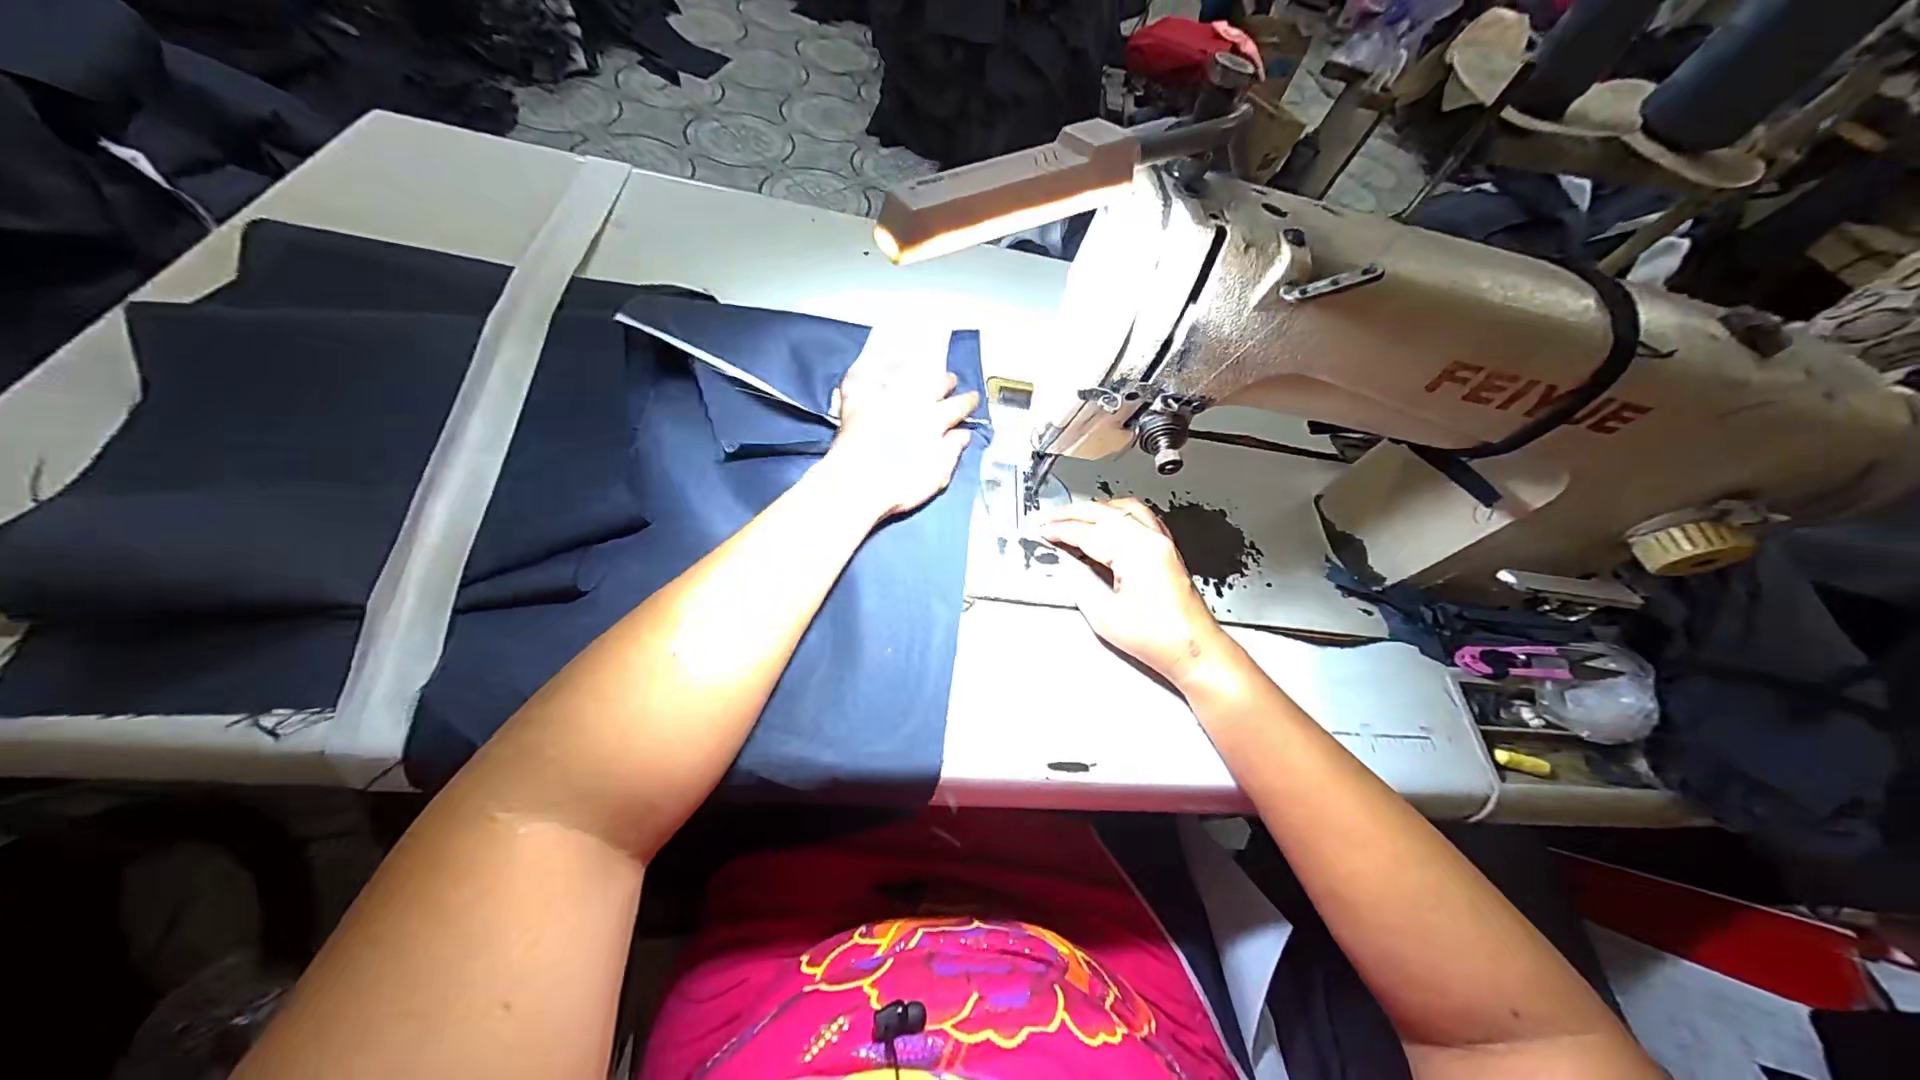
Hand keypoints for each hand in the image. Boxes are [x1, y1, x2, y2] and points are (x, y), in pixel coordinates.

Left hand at [819, 339, 979, 520]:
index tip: (973, 397)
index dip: (968, 400)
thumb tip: (963, 433)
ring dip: (914, 369)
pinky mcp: (856, 403)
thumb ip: (951, 451)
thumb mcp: (936, 475)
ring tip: (917, 368)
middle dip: (946, 380)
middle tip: (950, 379)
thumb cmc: (901, 486)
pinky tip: (870, 367)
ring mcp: (883, 399)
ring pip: (903, 374)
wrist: (856, 484)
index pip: (959, 405)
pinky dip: (868, 372)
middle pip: (934, 383)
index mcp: (935, 420)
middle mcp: (912, 403)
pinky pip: (862, 379)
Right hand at [1032, 498, 1232, 688]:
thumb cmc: (1161, 639)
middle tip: (1047, 517)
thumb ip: (1081, 582)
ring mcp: (1162, 543)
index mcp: (1136, 550)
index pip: (1088, 530)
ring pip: (1123, 509)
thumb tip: (1068, 563)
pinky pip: (1139, 519)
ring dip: (1094, 510)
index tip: (1042, 530)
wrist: (1195, 651)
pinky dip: (1115, 516)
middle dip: (1071, 513)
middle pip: (1104, 512)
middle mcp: (1152, 539)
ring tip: (1072, 517)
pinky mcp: (1166, 551)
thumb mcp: (1104, 615)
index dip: (1060, 529)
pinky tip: (1104, 525)